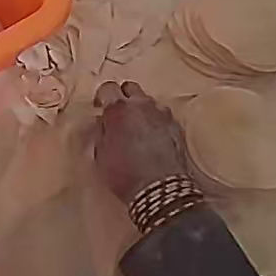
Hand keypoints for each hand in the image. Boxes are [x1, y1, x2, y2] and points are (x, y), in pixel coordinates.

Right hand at [93, 81, 189, 203]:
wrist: (159, 188)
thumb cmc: (124, 174)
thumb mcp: (99, 155)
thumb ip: (99, 132)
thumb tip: (102, 121)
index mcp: (119, 109)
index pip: (107, 88)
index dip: (102, 97)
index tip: (100, 108)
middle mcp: (141, 105)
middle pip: (130, 87)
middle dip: (122, 96)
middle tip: (118, 114)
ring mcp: (161, 113)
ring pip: (148, 100)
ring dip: (140, 108)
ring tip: (136, 126)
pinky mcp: (175, 125)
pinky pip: (162, 114)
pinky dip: (155, 119)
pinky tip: (152, 135)